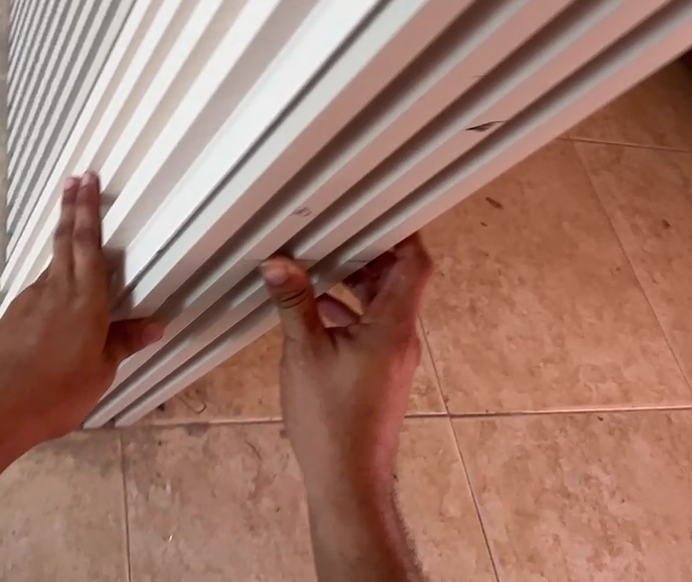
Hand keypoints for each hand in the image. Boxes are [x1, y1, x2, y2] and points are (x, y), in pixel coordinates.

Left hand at [0, 172, 162, 456]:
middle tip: (76, 177)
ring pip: (52, 262)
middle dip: (73, 206)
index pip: (88, 243)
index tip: (88, 178)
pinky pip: (40, 288)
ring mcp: (30, 300)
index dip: (89, 209)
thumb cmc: (55, 392)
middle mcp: (56, 289)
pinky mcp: (13, 315)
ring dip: (62, 240)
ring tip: (72, 229)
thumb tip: (157, 324)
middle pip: (65, 239)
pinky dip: (52, 280)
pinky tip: (56, 299)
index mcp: (85, 299)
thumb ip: (124, 342)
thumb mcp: (99, 373)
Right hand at [260, 238, 432, 506]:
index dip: (404, 234)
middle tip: (338, 228)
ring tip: (319, 261)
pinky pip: (368, 326)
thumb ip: (294, 302)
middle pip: (396, 281)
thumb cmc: (331, 418)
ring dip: (354, 282)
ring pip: (380, 304)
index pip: (414, 266)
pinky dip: (346, 309)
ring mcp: (391, 357)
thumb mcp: (305, 352)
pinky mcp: (378, 372)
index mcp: (392, 327)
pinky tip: (313, 307)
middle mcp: (400, 338)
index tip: (383, 208)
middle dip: (368, 253)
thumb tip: (277, 261)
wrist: (347, 481)